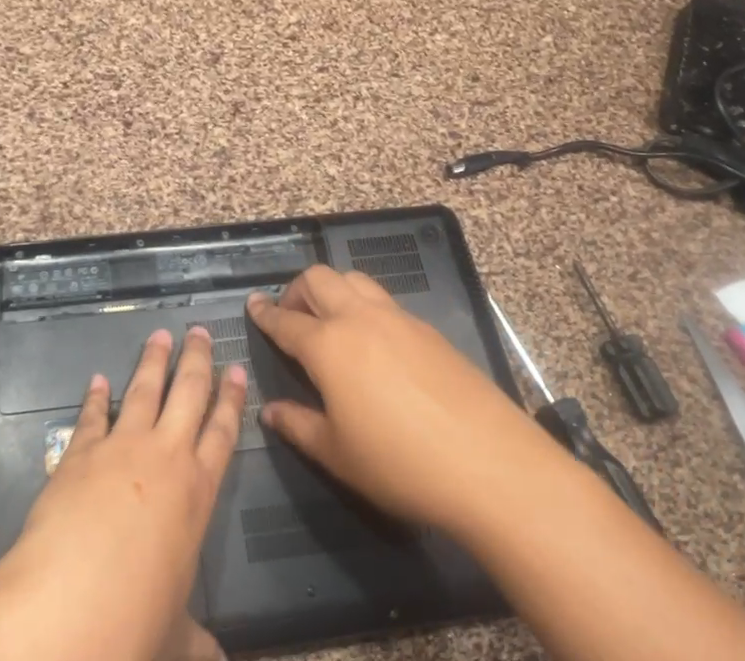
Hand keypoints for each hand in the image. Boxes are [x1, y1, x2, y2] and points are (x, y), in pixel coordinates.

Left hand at [0, 326, 246, 660]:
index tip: (237, 368)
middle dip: (196, 360)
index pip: (224, 432)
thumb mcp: (179, 635)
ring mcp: (121, 449)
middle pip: (188, 395)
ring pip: (144, 392)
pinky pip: (92, 416)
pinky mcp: (79, 454)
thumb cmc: (139, 614)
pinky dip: (95, 396)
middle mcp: (165, 458)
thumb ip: (199, 642)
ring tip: (159, 334)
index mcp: (199, 492)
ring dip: (153, 362)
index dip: (232, 399)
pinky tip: (97, 380)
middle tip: (198, 331)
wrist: (75, 599)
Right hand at [246, 266, 527, 529]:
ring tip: (330, 322)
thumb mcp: (337, 454)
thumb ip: (298, 426)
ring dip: (334, 290)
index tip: (252, 306)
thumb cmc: (401, 464)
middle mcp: (361, 320)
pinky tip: (373, 345)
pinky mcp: (432, 333)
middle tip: (291, 317)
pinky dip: (366, 308)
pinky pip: (386, 303)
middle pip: (320, 279)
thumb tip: (271, 411)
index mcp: (329, 346)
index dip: (265, 314)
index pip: (286, 321)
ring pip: (356, 280)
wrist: (492, 465)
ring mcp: (401, 320)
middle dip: (297, 291)